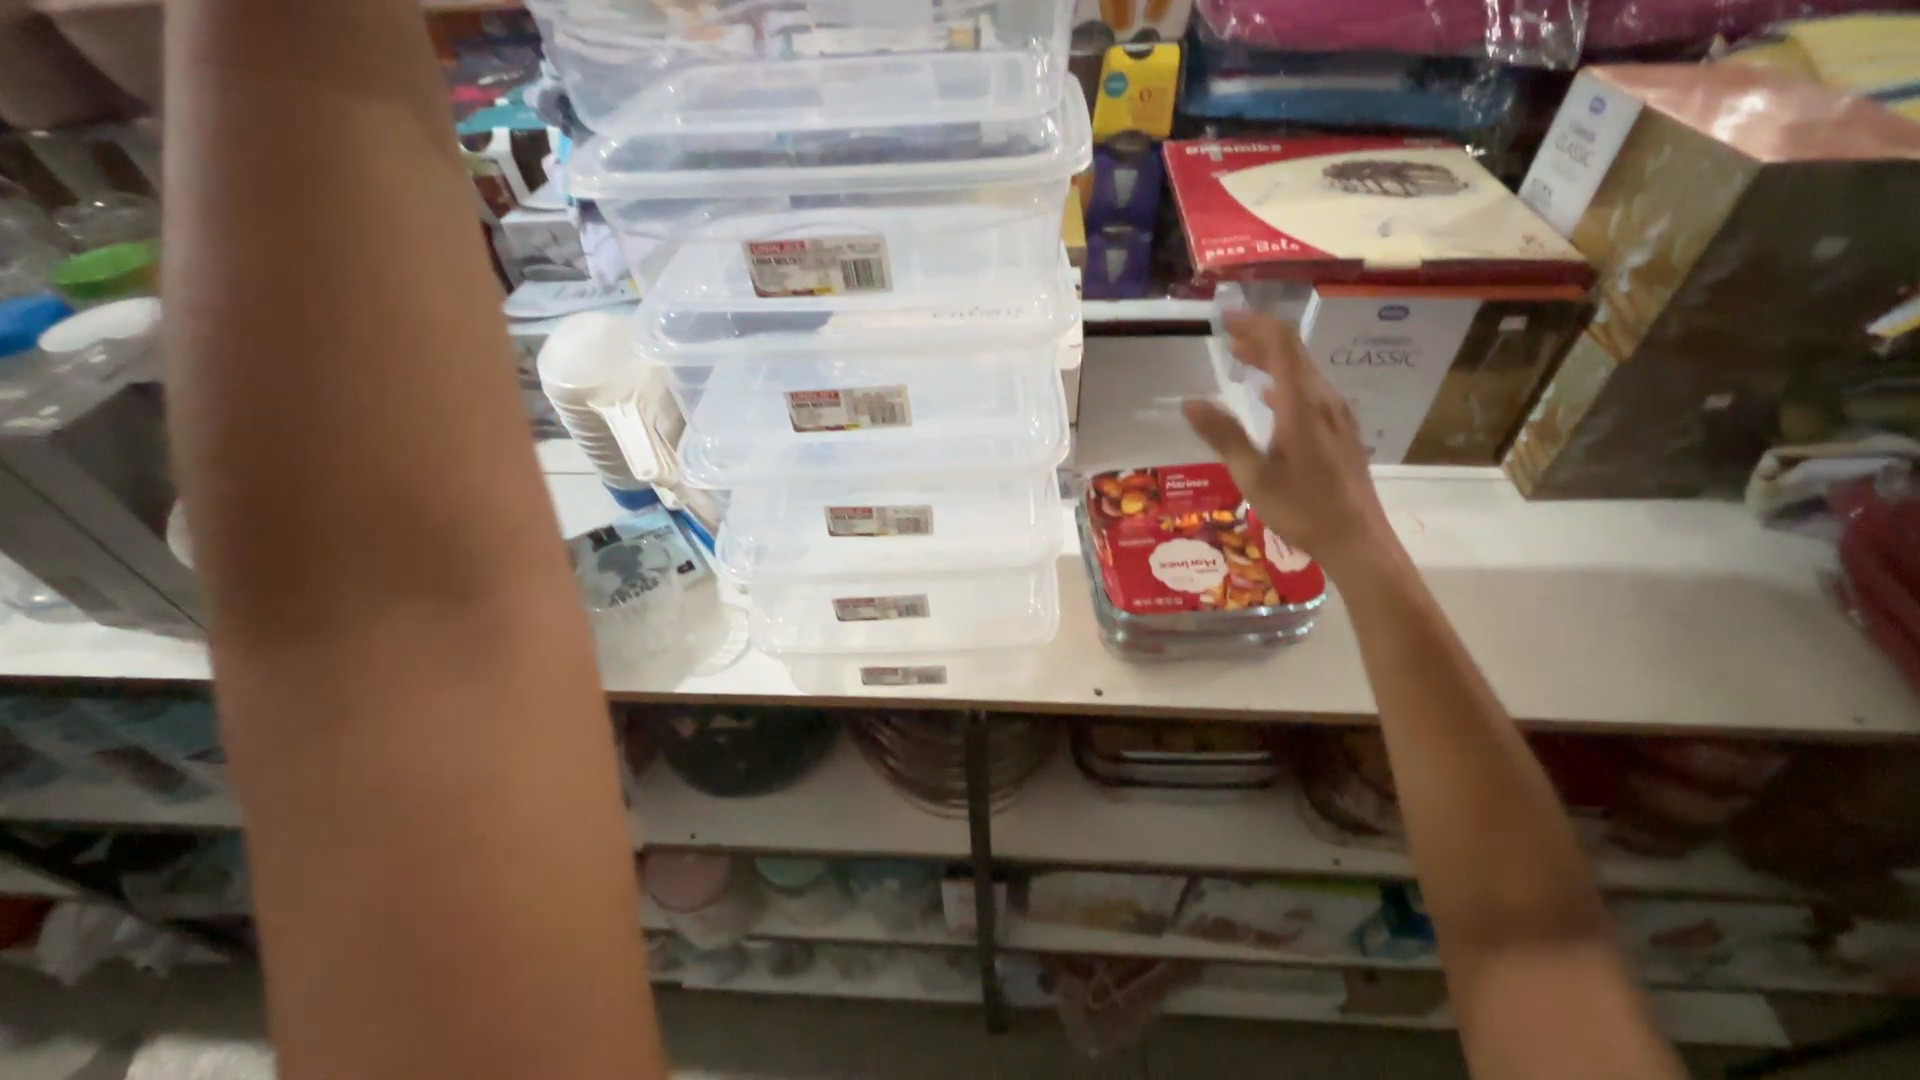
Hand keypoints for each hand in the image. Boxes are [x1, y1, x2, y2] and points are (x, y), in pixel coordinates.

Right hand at [1182, 310, 1399, 579]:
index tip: (1225, 318)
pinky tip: (1270, 399)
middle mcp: (1324, 401)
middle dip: (1260, 338)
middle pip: (1294, 353)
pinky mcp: (1342, 433)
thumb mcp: (1254, 476)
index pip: (1281, 345)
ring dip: (1273, 360)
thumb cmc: (1303, 509)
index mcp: (1301, 405)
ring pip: (1304, 373)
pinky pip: (1312, 392)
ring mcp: (1338, 417)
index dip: (1254, 324)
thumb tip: (1190, 403)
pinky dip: (1286, 383)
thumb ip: (1224, 435)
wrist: (1358, 539)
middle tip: (1227, 334)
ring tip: (1242, 360)